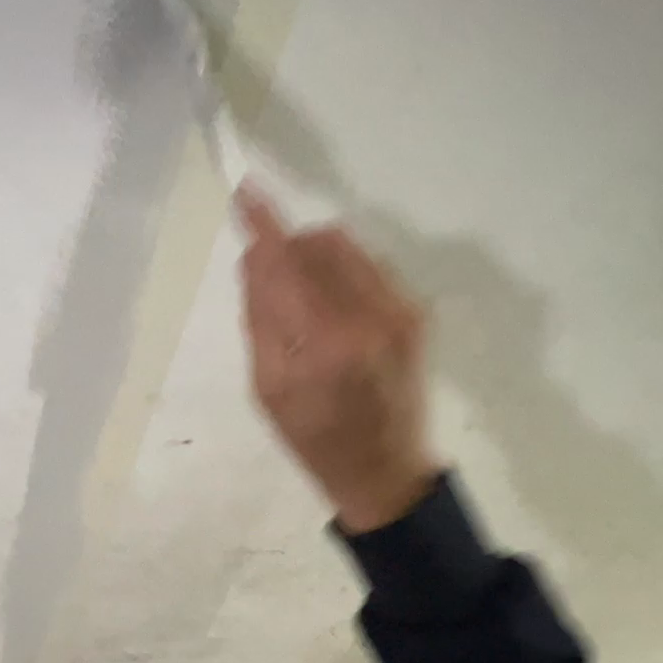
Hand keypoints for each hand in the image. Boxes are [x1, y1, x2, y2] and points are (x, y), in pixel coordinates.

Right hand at [235, 185, 441, 532]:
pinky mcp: (417, 313)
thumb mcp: (268, 388)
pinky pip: (370, 268)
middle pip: (322, 242)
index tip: (245, 192)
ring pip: (349, 249)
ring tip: (305, 306)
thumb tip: (255, 257)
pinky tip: (336, 314)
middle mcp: (371, 316)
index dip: (263, 225)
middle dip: (290, 247)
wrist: (384, 470)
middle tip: (269, 281)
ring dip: (317, 259)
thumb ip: (260, 317)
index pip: (286, 264)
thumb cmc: (313, 439)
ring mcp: (401, 311)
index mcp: (325, 344)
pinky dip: (343, 276)